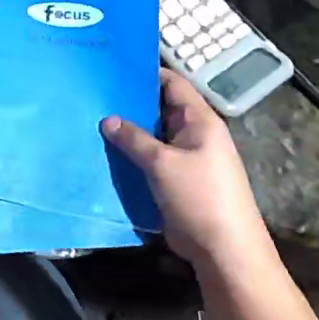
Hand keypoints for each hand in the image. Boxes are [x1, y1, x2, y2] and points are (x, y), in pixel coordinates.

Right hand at [101, 69, 273, 271]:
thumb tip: (108, 118)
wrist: (225, 252)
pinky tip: (106, 152)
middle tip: (96, 93)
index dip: (146, 73)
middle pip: (160, 109)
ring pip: (153, 136)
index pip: (172, 83)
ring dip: (129, 131)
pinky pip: (151, 159)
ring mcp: (186, 158)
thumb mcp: (162, 163)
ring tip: (93, 118)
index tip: (114, 67)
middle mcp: (194, 134)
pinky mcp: (177, 181)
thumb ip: (133, 138)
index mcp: (200, 121)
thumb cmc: (199, 197)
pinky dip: (132, 155)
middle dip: (131, 103)